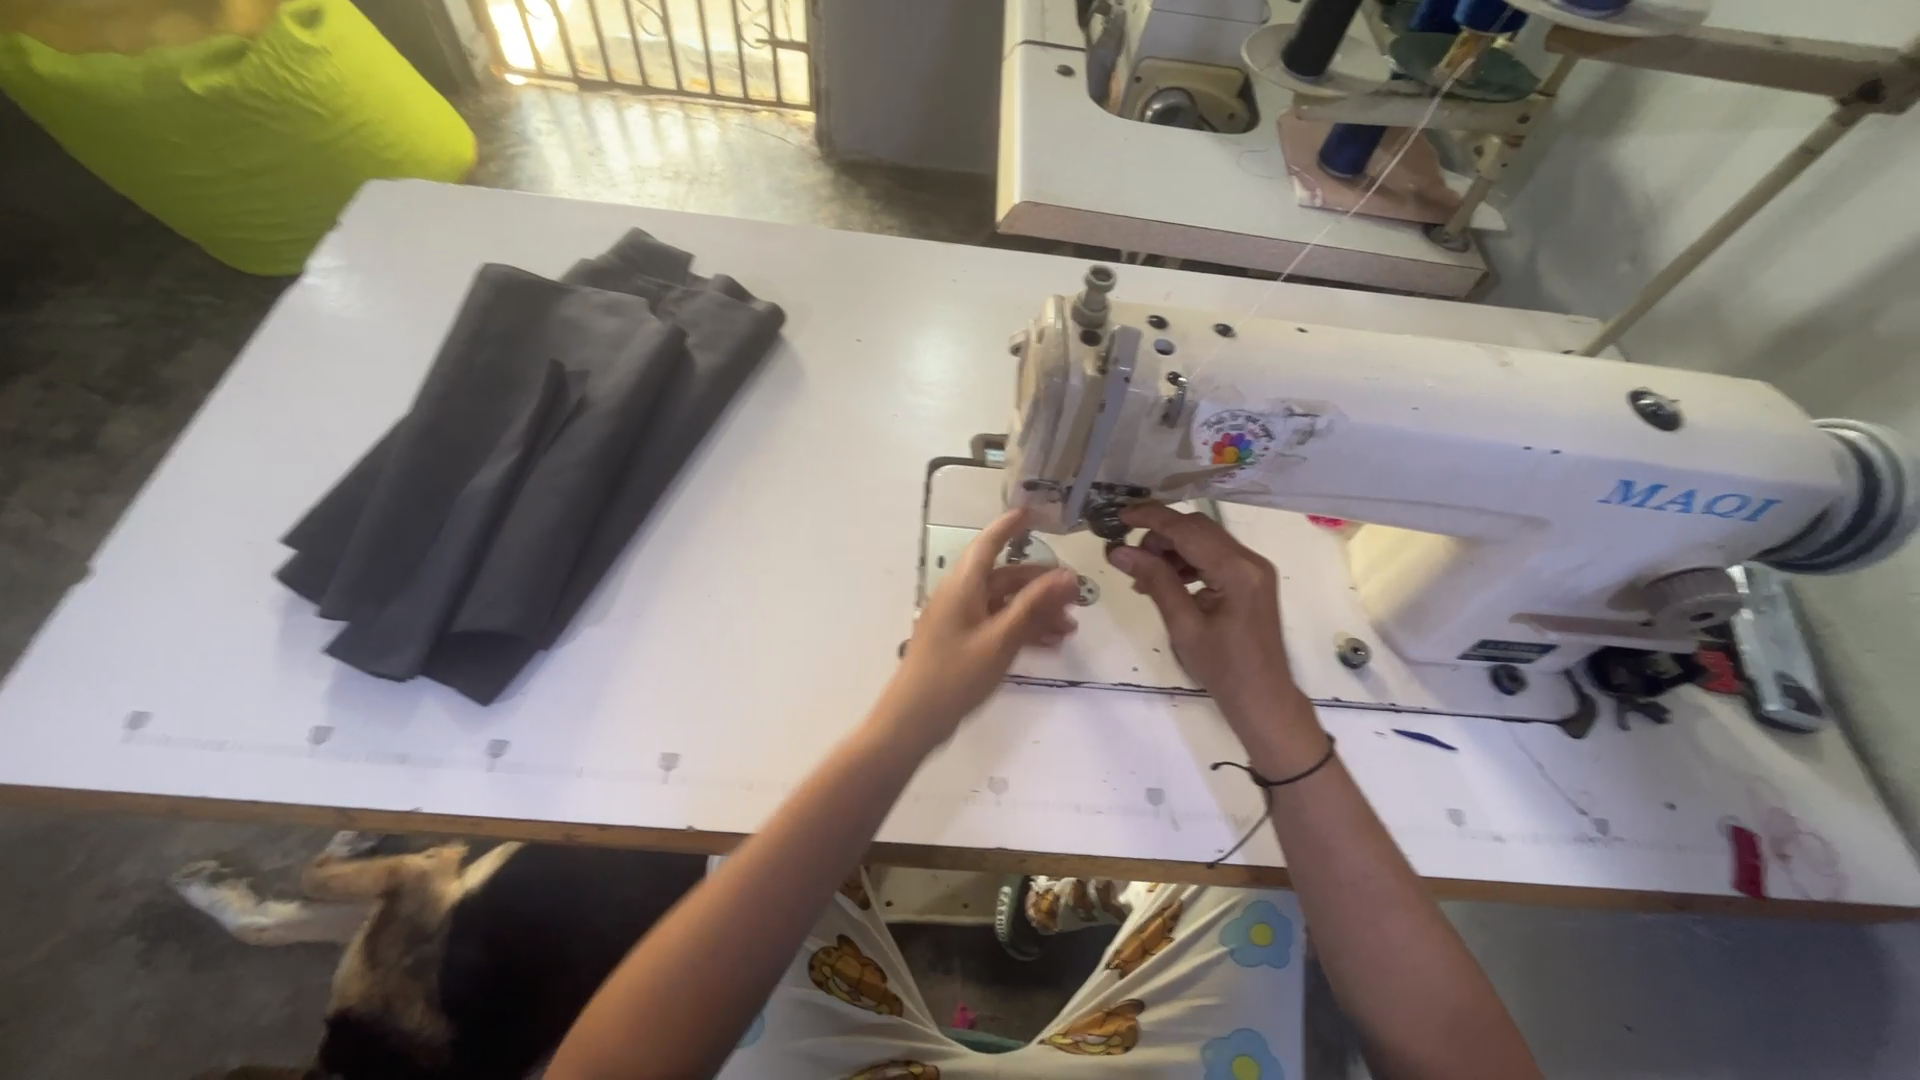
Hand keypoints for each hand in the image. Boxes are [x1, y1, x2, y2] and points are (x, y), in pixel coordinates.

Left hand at [875, 508, 1079, 749]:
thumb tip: (1067, 575)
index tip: (1033, 513)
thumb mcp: (1000, 640)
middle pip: (1003, 578)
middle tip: (1075, 594)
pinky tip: (1049, 646)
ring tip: (1070, 628)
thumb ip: (1033, 607)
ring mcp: (959, 622)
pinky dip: (1021, 631)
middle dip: (1040, 584)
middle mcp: (959, 597)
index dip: (1009, 527)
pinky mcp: (961, 645)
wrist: (912, 721)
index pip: (988, 544)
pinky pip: (997, 627)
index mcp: (961, 587)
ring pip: (1003, 605)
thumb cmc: (954, 676)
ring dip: (1036, 612)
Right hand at [1106, 504, 1317, 745]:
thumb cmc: (1223, 669)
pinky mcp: (1250, 580)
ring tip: (1143, 574)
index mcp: (1237, 571)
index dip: (1152, 519)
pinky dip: (1186, 561)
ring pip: (1204, 541)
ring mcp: (1253, 569)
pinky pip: (1213, 557)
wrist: (1262, 698)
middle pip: (1197, 529)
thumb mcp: (1183, 625)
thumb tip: (1119, 551)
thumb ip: (1154, 581)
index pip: (1188, 530)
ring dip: (1171, 549)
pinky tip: (1165, 581)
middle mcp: (1250, 560)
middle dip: (1159, 534)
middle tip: (1128, 553)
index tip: (1120, 516)